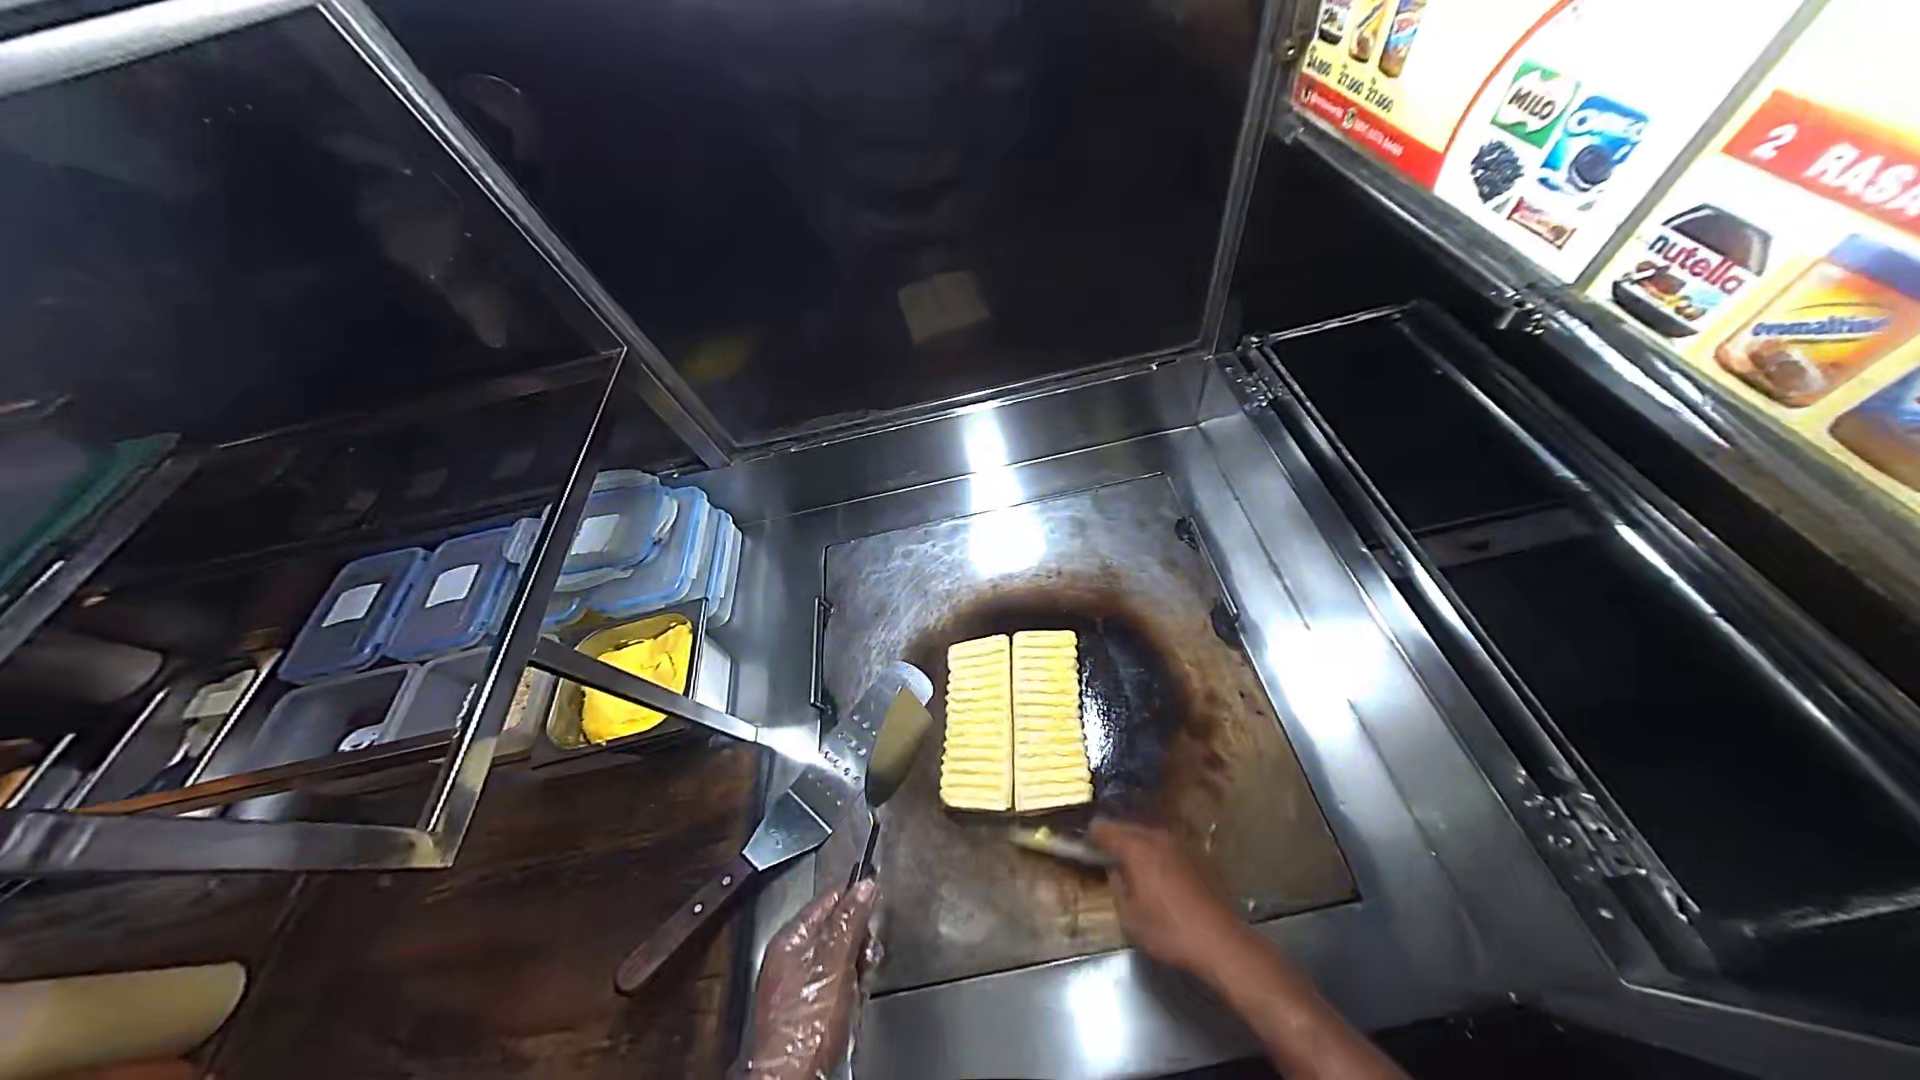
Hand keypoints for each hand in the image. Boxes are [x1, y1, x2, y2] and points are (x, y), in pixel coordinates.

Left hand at [736, 879, 878, 1079]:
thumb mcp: (835, 962)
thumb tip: (864, 886)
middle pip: (835, 930)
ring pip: (840, 959)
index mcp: (791, 939)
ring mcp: (798, 985)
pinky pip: (837, 984)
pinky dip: (850, 990)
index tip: (875, 898)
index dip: (853, 898)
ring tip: (859, 986)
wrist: (792, 1078)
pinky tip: (853, 1003)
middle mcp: (791, 958)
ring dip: (857, 968)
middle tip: (866, 957)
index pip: (827, 900)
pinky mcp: (807, 1009)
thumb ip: (849, 922)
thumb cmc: (807, 1021)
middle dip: (858, 941)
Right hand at [1091, 820, 1251, 978]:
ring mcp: (1182, 844)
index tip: (1086, 841)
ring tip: (1131, 860)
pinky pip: (1169, 846)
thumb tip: (1116, 872)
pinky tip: (1160, 871)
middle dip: (1116, 836)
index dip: (1093, 835)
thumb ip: (1117, 887)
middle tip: (1105, 850)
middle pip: (1129, 828)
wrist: (1222, 941)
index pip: (1106, 830)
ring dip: (1138, 843)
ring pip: (1151, 835)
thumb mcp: (1130, 917)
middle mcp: (1158, 838)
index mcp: (1137, 849)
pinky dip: (1159, 852)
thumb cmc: (1170, 932)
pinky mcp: (1200, 856)